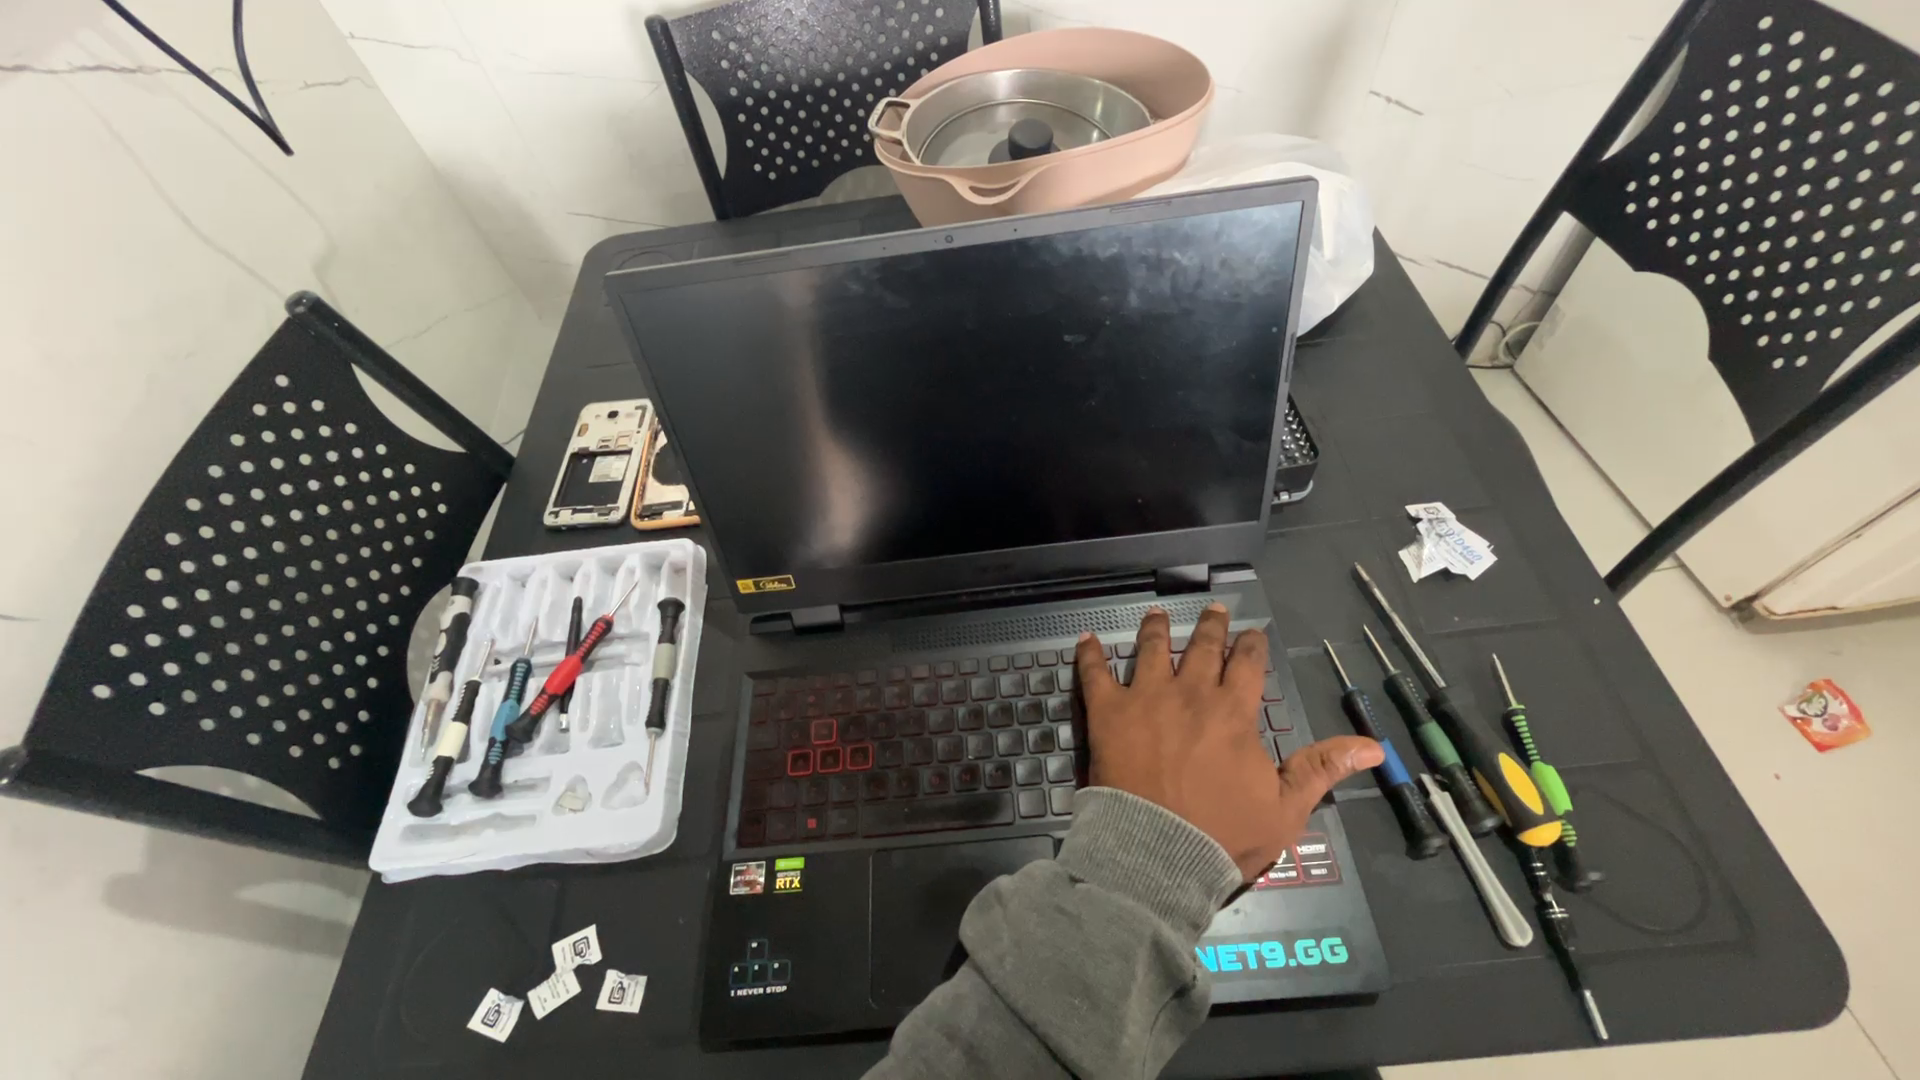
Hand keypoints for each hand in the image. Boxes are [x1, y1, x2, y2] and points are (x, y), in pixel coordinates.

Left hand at [1076, 604, 1384, 882]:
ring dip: (1155, 629)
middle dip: (1211, 627)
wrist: (1159, 852)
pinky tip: (1086, 640)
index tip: (1252, 632)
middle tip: (1214, 610)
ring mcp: (1145, 698)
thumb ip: (1321, 768)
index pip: (1248, 665)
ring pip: (1152, 649)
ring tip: (1156, 615)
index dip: (1251, 645)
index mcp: (1234, 712)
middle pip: (1202, 648)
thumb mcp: (1286, 807)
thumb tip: (1373, 745)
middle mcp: (1191, 693)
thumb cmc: (1224, 834)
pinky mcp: (1107, 712)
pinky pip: (1095, 674)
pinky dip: (1089, 655)